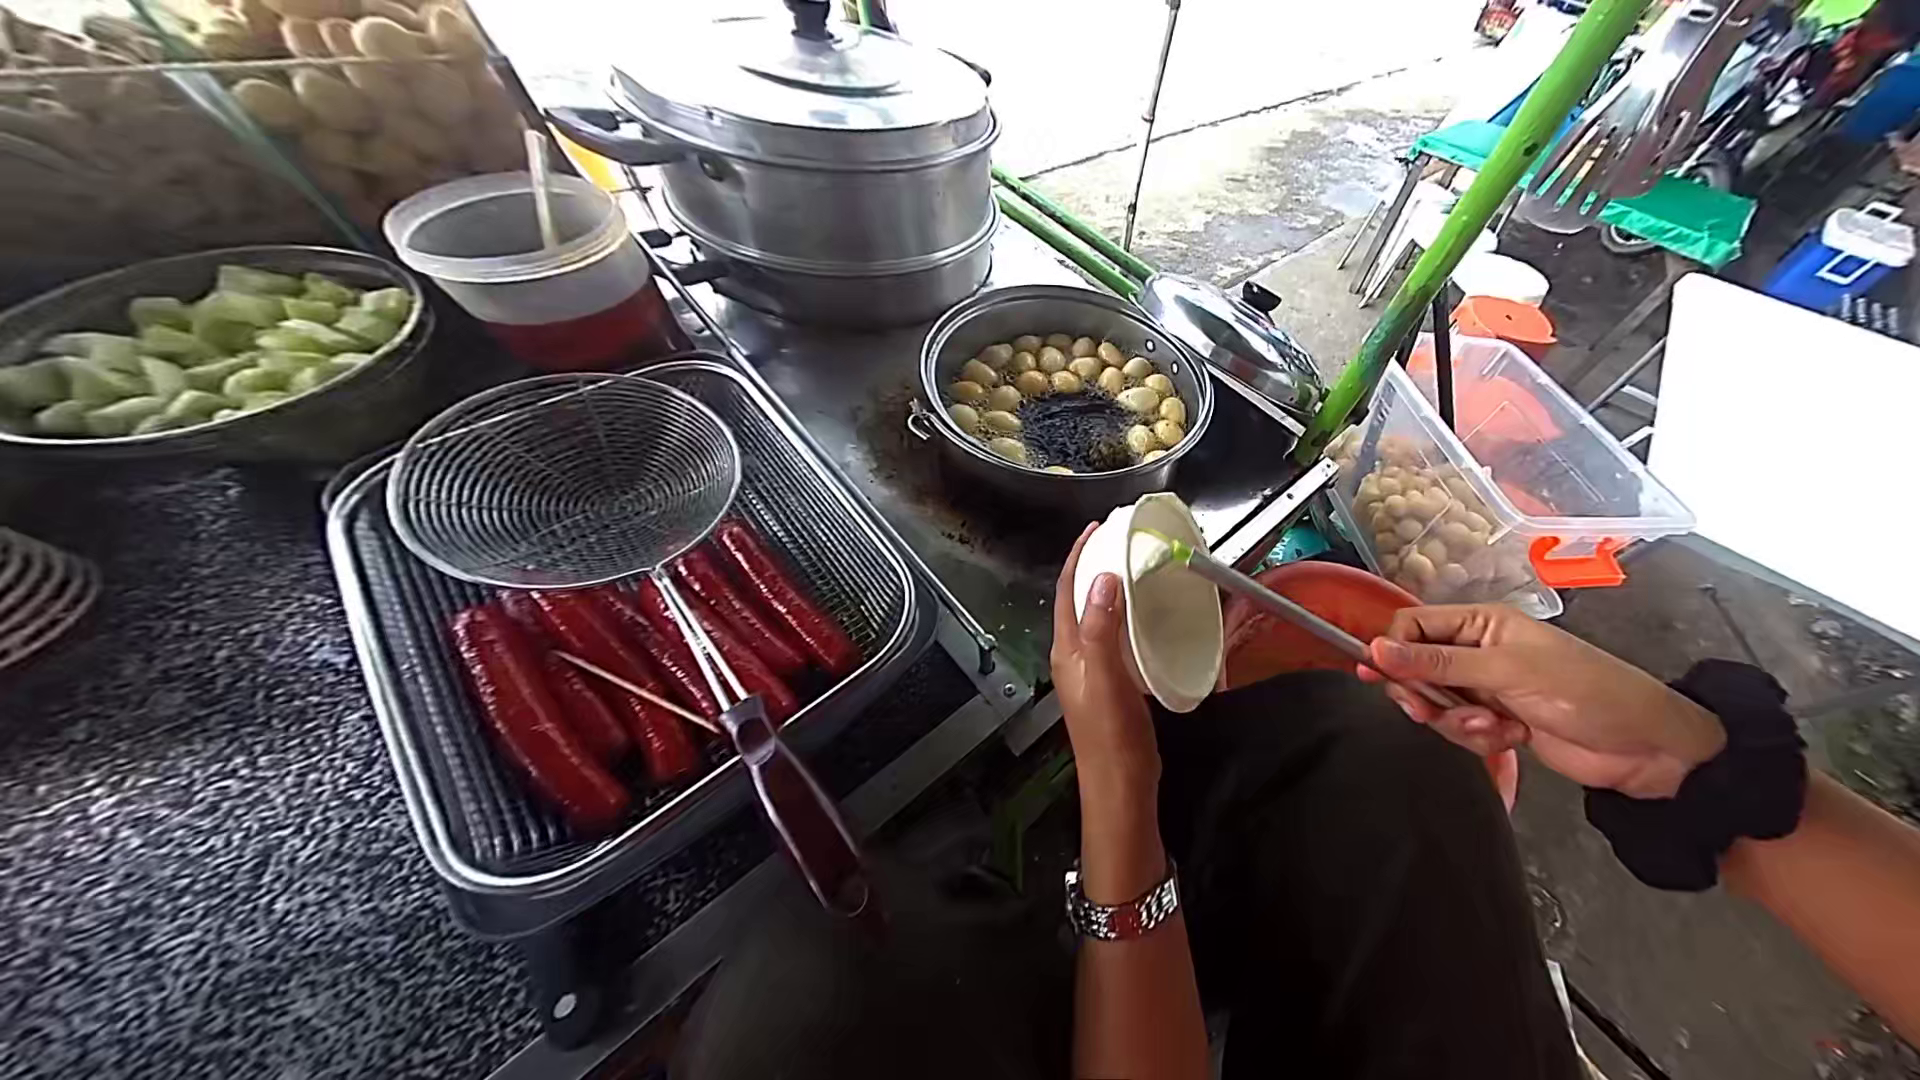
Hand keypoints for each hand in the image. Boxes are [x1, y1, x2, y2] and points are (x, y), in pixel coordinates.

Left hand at [1054, 523, 1165, 902]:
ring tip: (1135, 566)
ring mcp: (1094, 668)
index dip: (1078, 557)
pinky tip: (1148, 614)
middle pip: (1080, 599)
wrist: (1122, 784)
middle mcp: (1075, 653)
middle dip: (1095, 566)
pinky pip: (1116, 635)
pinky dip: (1127, 615)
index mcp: (1067, 648)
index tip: (1094, 529)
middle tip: (1119, 541)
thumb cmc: (1111, 734)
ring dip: (1111, 588)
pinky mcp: (1114, 680)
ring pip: (1098, 616)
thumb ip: (1101, 628)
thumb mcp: (1106, 676)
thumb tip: (1102, 579)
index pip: (1067, 591)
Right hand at [1360, 604, 1726, 797]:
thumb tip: (1374, 650)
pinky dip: (1474, 736)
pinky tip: (1508, 737)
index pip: (1411, 625)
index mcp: (1479, 624)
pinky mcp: (1491, 719)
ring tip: (1488, 727)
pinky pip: (1454, 725)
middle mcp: (1474, 650)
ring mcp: (1482, 686)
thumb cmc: (1585, 693)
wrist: (1652, 751)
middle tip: (1424, 710)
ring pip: (1431, 700)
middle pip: (1413, 665)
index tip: (1379, 674)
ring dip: (1453, 719)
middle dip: (1419, 691)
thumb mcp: (1506, 671)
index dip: (1391, 648)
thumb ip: (1437, 663)